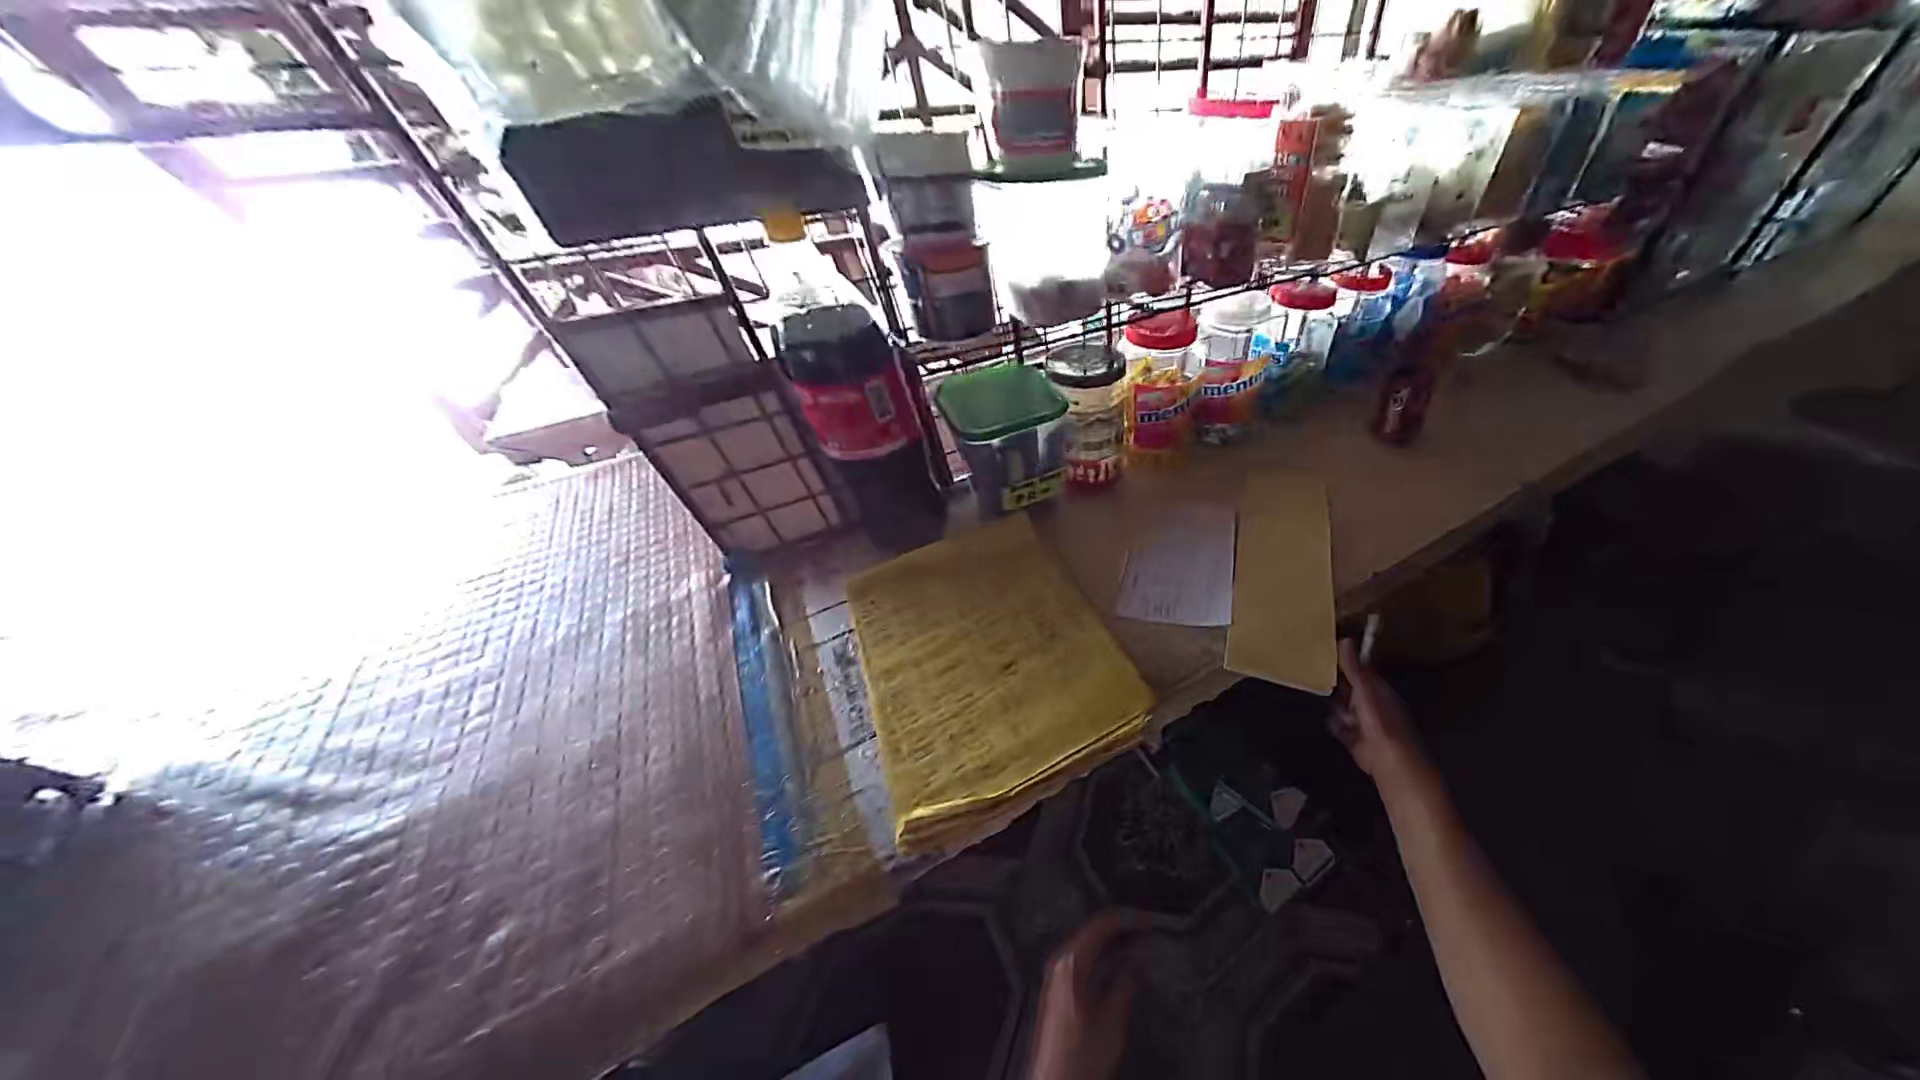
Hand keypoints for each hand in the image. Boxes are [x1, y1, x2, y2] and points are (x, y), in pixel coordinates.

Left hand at [1027, 911, 1136, 1079]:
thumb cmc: (1081, 1058)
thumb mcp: (1113, 1020)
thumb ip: (1127, 980)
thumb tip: (1138, 956)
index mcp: (1072, 962)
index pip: (1101, 925)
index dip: (1127, 919)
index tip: (1147, 919)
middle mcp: (1060, 961)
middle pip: (1093, 930)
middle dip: (1121, 928)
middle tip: (1146, 930)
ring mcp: (1056, 972)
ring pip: (1088, 943)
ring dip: (1112, 941)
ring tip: (1138, 945)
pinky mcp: (1057, 984)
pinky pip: (1082, 956)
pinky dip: (1101, 954)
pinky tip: (1118, 964)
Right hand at [1329, 638, 1424, 783]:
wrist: (1386, 757)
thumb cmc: (1380, 721)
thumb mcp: (1365, 689)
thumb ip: (1355, 668)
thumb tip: (1346, 640)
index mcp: (1378, 691)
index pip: (1361, 672)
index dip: (1347, 665)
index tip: (1329, 658)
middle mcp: (1372, 704)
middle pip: (1349, 690)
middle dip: (1338, 690)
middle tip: (1325, 685)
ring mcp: (1363, 722)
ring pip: (1341, 709)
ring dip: (1337, 711)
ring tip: (1341, 715)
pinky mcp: (1353, 737)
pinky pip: (1338, 727)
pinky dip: (1337, 727)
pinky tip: (1340, 728)